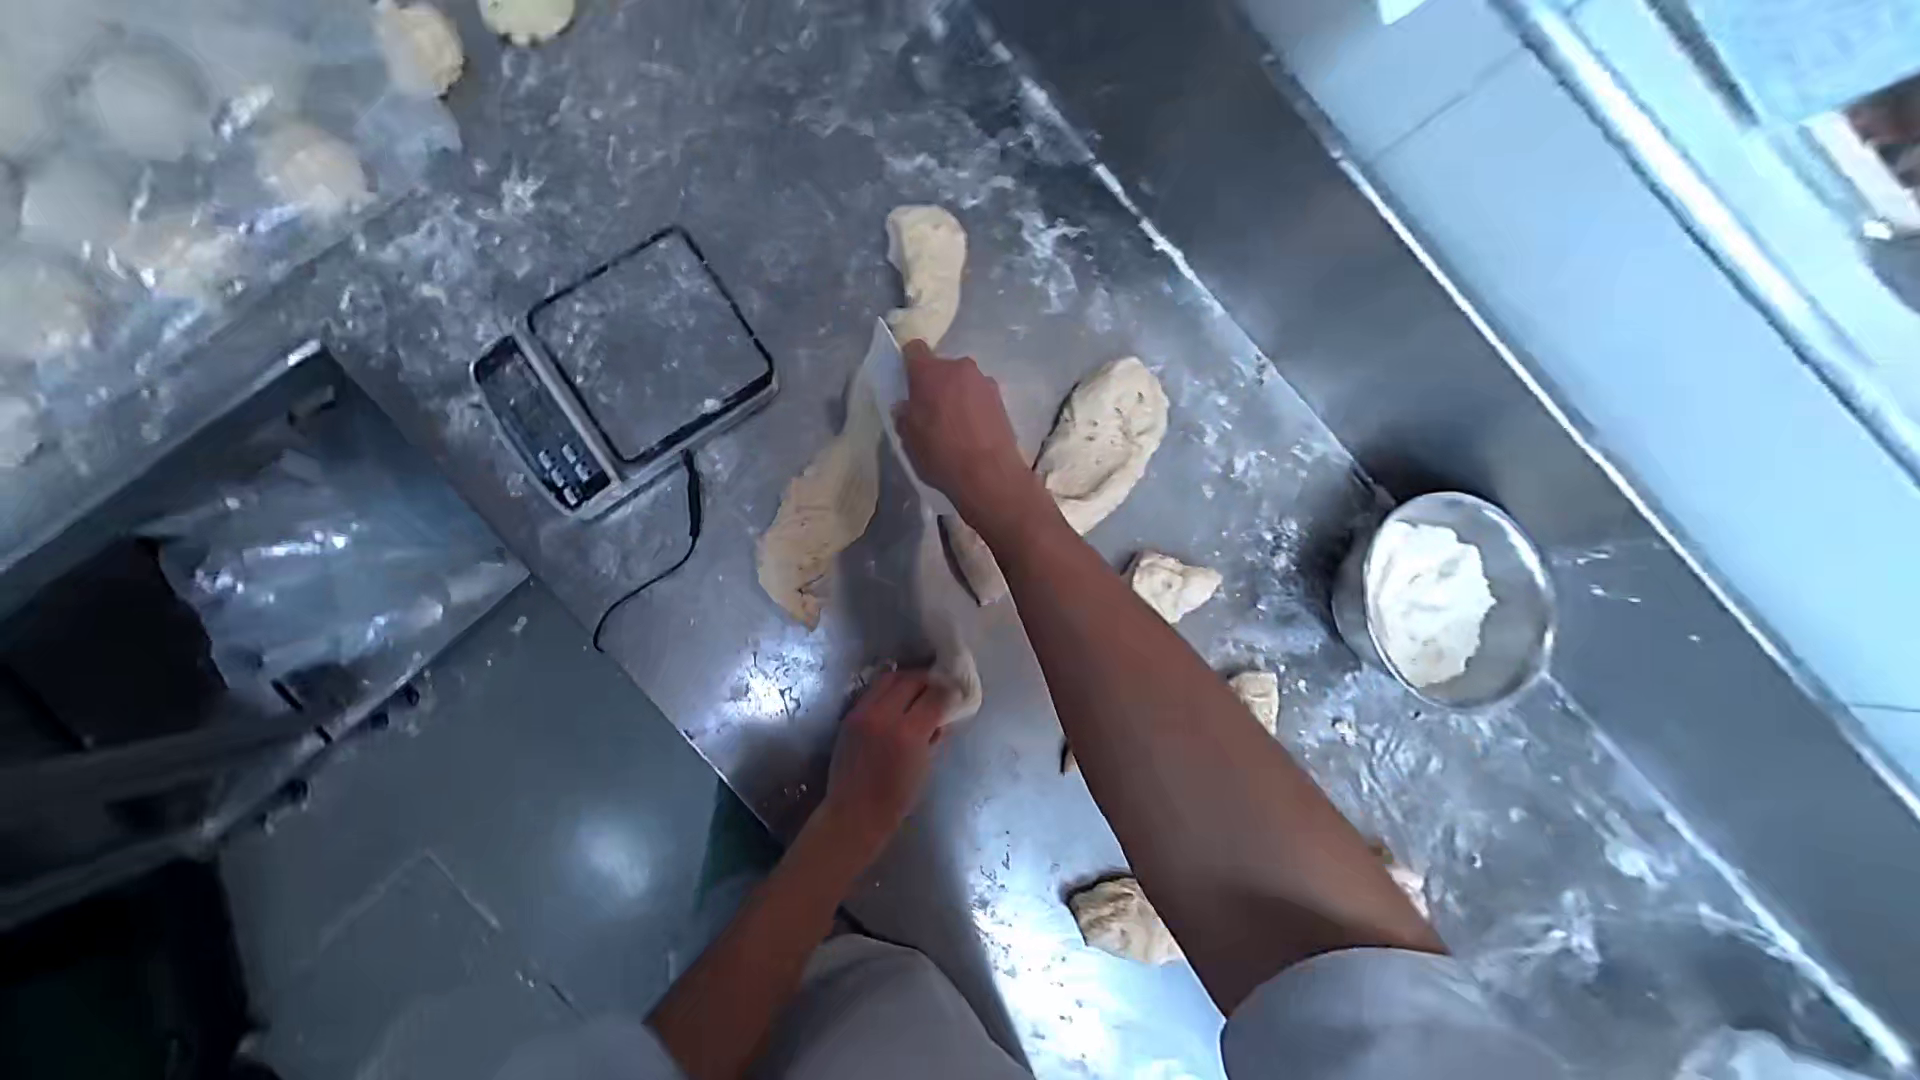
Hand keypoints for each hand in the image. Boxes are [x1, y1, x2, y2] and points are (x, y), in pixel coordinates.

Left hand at [817, 669, 950, 856]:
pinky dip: (889, 689)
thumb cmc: (896, 798)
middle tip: (938, 686)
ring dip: (907, 679)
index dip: (949, 692)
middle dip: (928, 680)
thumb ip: (934, 736)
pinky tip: (897, 698)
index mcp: (908, 733)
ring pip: (889, 678)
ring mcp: (863, 713)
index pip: (935, 696)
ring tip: (918, 687)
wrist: (854, 813)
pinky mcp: (850, 716)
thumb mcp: (925, 766)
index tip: (955, 693)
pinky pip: (873, 691)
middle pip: (911, 680)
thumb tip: (942, 715)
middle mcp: (884, 716)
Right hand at [895, 340, 1047, 534]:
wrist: (990, 475)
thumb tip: (906, 406)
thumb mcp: (908, 439)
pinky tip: (971, 432)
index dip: (908, 363)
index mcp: (931, 371)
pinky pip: (979, 396)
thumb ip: (904, 415)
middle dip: (934, 384)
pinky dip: (973, 407)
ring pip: (962, 382)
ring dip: (956, 395)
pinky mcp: (1002, 399)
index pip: (914, 350)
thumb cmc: (941, 454)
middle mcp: (960, 367)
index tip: (908, 384)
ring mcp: (984, 382)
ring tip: (954, 426)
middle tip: (930, 411)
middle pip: (941, 368)